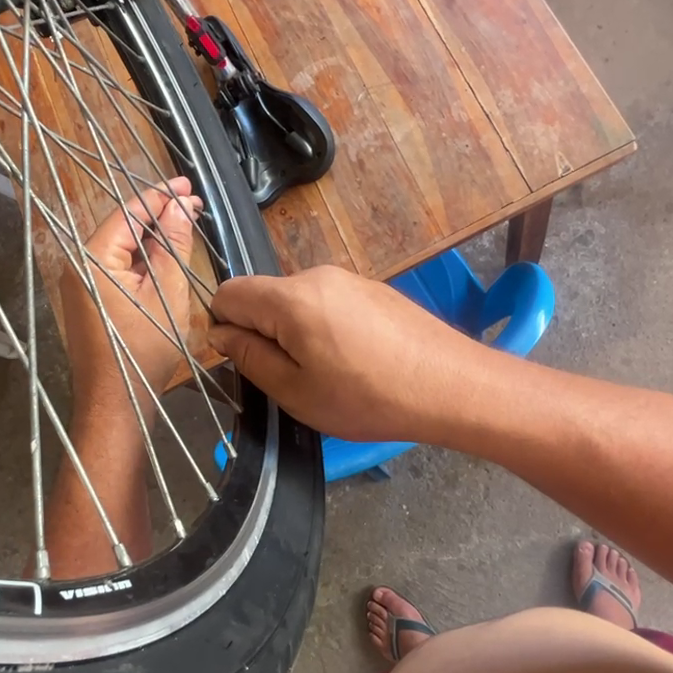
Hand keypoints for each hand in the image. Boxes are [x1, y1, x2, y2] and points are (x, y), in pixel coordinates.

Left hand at [62, 178, 204, 411]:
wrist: (117, 403)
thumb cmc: (144, 350)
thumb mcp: (168, 294)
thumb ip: (174, 245)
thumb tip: (182, 206)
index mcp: (93, 258)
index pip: (128, 212)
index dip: (160, 195)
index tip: (187, 184)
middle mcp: (80, 265)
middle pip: (122, 227)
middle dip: (158, 213)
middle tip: (193, 202)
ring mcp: (82, 284)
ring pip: (121, 248)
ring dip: (152, 235)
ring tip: (185, 221)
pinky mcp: (91, 301)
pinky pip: (117, 268)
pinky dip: (142, 259)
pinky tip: (166, 254)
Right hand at [207, 266, 491, 441]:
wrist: (452, 386)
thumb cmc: (367, 397)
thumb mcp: (295, 390)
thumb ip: (249, 357)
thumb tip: (220, 333)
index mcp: (290, 297)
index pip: (229, 293)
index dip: (223, 327)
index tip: (244, 362)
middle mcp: (317, 276)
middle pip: (264, 296)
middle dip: (263, 333)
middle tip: (290, 379)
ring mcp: (350, 279)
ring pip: (297, 302)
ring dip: (295, 334)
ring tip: (329, 376)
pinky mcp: (375, 291)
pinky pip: (329, 304)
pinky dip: (325, 330)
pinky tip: (355, 363)